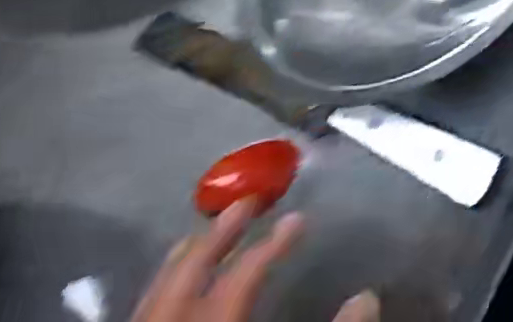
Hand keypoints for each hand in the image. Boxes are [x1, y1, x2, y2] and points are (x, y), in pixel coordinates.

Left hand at [132, 200, 379, 321]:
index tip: (299, 218)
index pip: (238, 283)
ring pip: (145, 311)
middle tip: (248, 201)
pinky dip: (151, 304)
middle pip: (181, 288)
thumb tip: (367, 296)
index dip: (270, 247)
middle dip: (214, 240)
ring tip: (200, 235)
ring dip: (176, 269)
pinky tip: (164, 296)